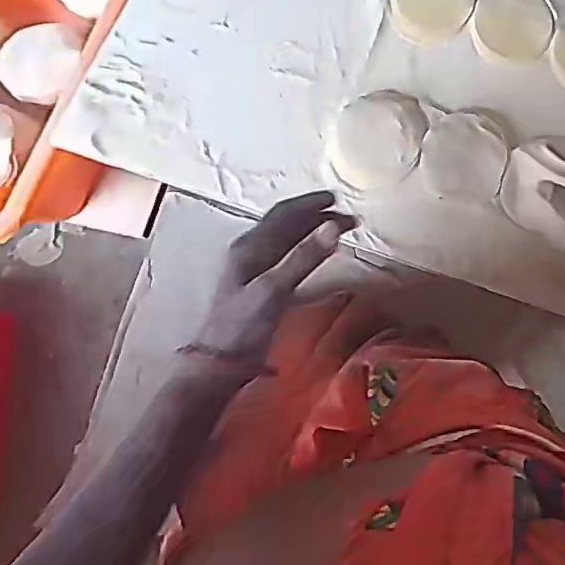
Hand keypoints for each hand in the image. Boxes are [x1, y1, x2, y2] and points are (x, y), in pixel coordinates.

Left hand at [198, 191, 355, 360]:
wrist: (218, 364)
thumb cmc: (243, 325)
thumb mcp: (275, 289)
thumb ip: (304, 257)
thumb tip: (334, 226)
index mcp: (250, 246)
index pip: (285, 214)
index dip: (311, 203)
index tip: (338, 200)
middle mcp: (250, 250)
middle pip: (286, 222)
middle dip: (316, 214)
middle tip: (346, 216)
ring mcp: (253, 267)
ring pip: (287, 237)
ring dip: (312, 229)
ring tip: (337, 228)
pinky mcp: (259, 284)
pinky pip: (287, 254)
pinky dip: (306, 247)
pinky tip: (317, 254)